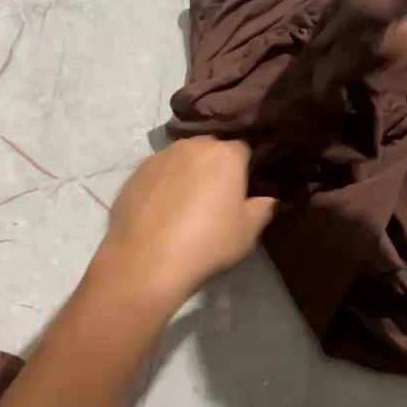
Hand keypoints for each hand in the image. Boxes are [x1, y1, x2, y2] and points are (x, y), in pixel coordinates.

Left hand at [92, 138, 274, 305]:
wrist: (146, 261)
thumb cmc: (206, 243)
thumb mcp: (248, 232)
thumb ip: (263, 208)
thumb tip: (270, 198)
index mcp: (226, 154)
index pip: (244, 150)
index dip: (245, 169)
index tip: (243, 191)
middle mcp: (193, 145)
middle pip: (211, 149)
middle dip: (216, 166)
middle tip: (216, 198)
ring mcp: (161, 156)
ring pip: (183, 157)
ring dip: (188, 172)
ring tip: (185, 204)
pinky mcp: (136, 171)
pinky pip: (159, 171)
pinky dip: (164, 183)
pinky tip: (161, 210)